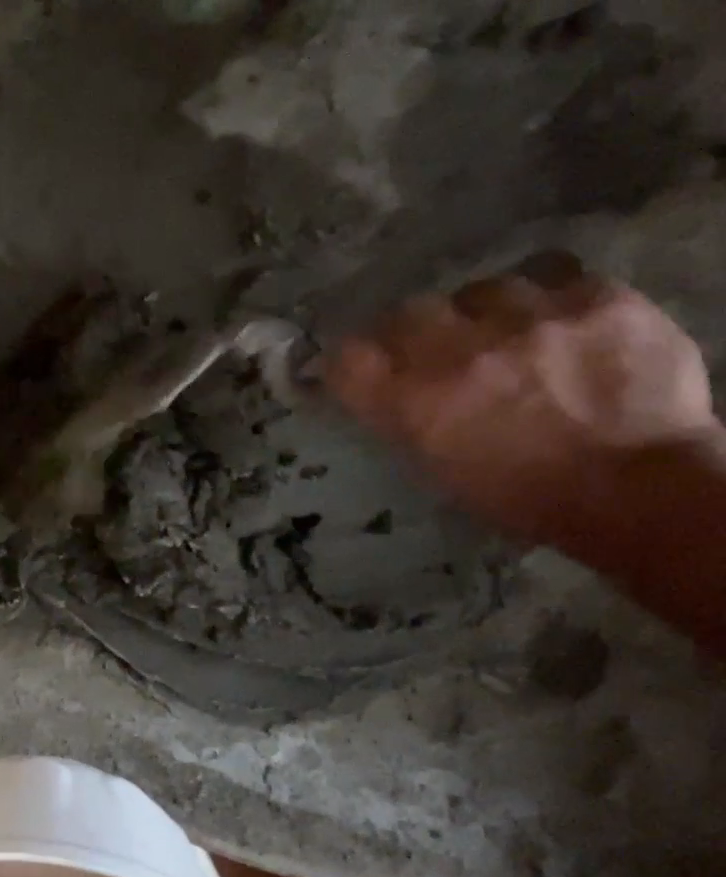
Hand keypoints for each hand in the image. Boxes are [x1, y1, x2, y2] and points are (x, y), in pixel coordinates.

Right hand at [324, 255, 720, 545]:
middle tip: (445, 346)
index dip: (354, 358)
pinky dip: (555, 299)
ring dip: (489, 310)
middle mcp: (454, 352)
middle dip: (420, 328)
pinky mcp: (596, 300)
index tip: (370, 364)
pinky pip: (558, 277)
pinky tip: (567, 323)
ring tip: (514, 331)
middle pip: (410, 311)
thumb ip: (402, 413)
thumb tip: (386, 385)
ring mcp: (527, 320)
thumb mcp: (433, 463)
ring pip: (484, 289)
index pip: (346, 357)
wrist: (636, 487)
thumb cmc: (520, 493)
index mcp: (407, 401)